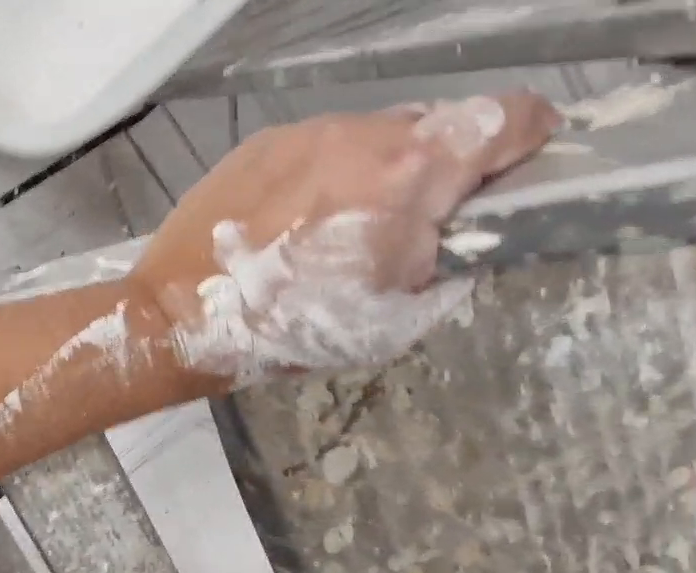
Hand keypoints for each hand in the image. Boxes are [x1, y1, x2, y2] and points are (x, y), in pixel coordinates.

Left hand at [134, 92, 560, 385]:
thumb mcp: (391, 318)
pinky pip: (312, 148)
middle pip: (434, 129)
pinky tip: (284, 221)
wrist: (174, 319)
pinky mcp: (256, 145)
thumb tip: (455, 237)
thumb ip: (443, 264)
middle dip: (432, 173)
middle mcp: (361, 134)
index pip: (510, 117)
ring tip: (329, 229)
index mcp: (411, 172)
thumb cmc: (284, 331)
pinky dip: (316, 176)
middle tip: (396, 227)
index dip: (521, 144)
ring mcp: (303, 134)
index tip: (504, 177)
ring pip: (368, 137)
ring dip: (369, 173)